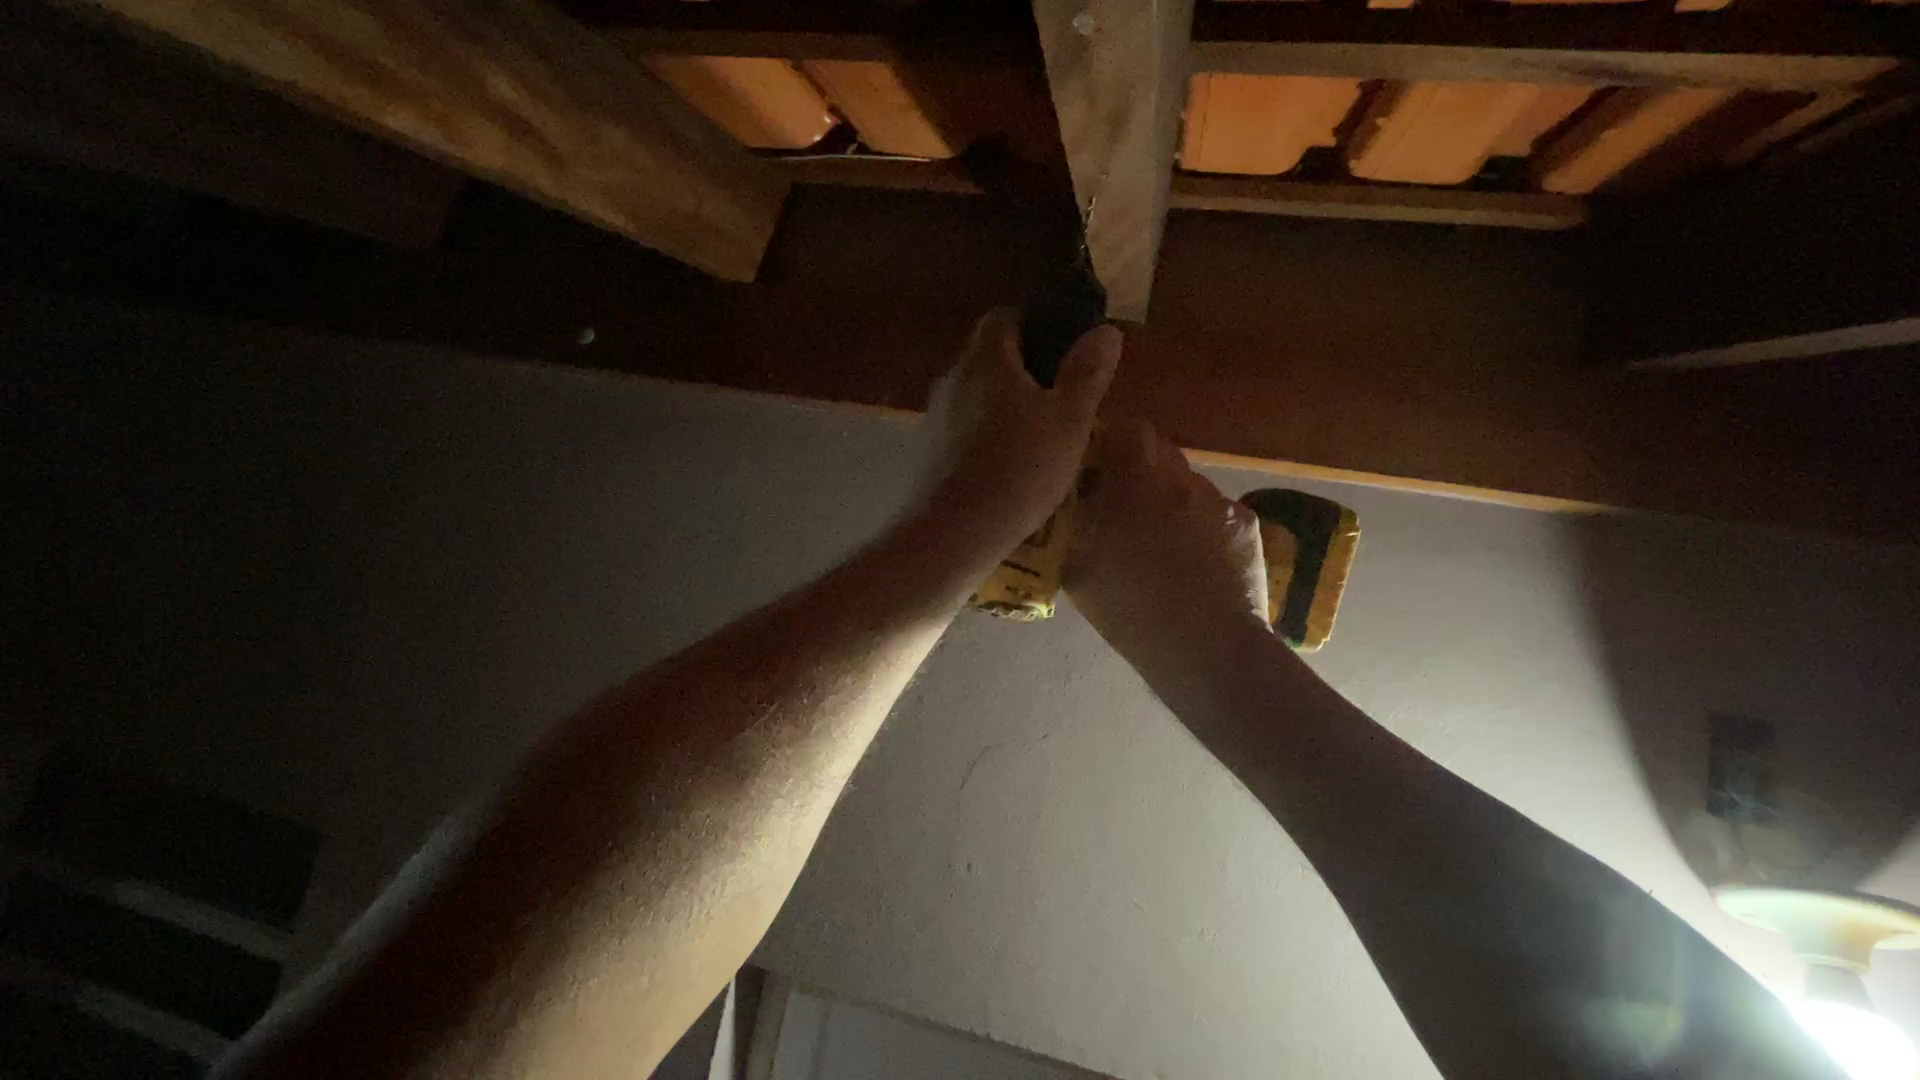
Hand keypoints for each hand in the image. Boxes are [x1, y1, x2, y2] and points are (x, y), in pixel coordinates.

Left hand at [917, 308, 1121, 556]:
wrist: (953, 533)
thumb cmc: (1019, 469)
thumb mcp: (1069, 422)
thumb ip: (1086, 374)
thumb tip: (1105, 330)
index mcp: (987, 359)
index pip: (1004, 317)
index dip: (1034, 325)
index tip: (1061, 350)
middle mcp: (953, 378)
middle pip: (988, 357)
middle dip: (1021, 369)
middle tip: (1058, 399)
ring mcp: (935, 417)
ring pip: (975, 396)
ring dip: (1002, 406)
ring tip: (1037, 438)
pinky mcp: (927, 452)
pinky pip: (962, 430)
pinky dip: (984, 438)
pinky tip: (1006, 468)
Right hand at [1066, 421, 1270, 671]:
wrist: (1206, 649)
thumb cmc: (1130, 610)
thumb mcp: (1077, 566)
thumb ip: (1069, 521)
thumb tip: (1066, 499)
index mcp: (1136, 481)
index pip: (1124, 429)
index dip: (1108, 440)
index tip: (1094, 463)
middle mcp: (1179, 478)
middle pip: (1157, 450)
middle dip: (1138, 466)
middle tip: (1122, 500)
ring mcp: (1218, 500)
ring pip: (1186, 482)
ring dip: (1169, 497)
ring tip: (1160, 539)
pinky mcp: (1245, 523)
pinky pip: (1214, 510)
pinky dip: (1200, 524)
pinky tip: (1194, 560)